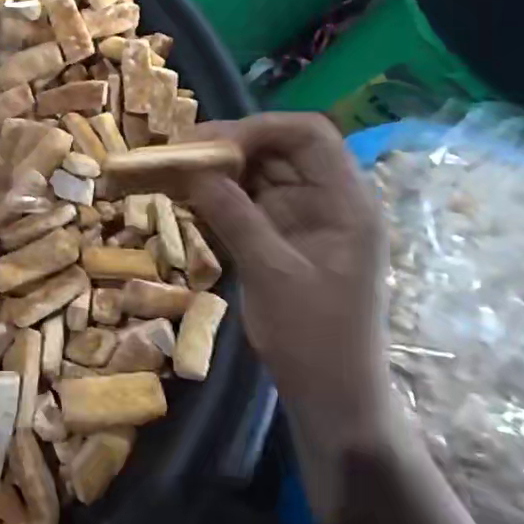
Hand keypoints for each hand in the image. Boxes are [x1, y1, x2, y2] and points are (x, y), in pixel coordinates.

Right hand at [184, 114, 389, 429]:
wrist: (331, 396)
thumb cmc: (314, 338)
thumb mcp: (272, 274)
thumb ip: (235, 216)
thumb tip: (196, 170)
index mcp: (346, 202)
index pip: (309, 135)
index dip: (259, 128)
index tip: (210, 143)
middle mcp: (328, 200)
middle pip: (281, 150)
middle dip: (231, 147)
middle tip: (180, 154)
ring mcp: (306, 219)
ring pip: (262, 174)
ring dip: (222, 171)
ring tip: (176, 172)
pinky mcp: (285, 238)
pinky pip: (252, 203)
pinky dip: (222, 197)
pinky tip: (191, 198)